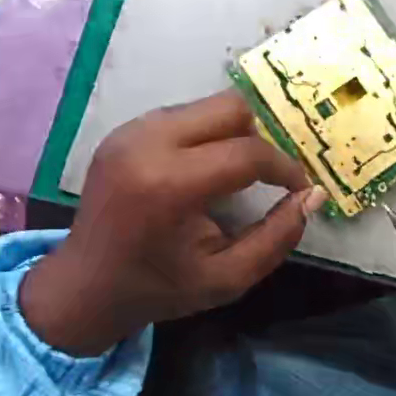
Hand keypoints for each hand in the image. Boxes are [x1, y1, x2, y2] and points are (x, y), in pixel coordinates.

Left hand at [22, 90, 326, 355]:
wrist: (84, 286)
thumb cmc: (157, 288)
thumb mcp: (226, 278)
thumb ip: (276, 237)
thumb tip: (312, 195)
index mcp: (169, 184)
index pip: (248, 153)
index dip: (285, 167)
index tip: (299, 187)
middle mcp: (147, 143)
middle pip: (230, 107)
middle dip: (261, 137)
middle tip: (268, 174)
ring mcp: (130, 131)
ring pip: (205, 107)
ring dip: (232, 133)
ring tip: (237, 173)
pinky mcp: (121, 131)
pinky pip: (180, 115)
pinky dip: (204, 134)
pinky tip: (203, 168)